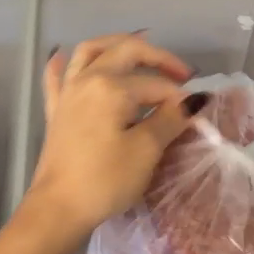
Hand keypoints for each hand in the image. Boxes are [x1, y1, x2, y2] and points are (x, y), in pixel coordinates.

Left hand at [17, 34, 202, 252]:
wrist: (58, 208)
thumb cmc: (105, 180)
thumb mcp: (145, 151)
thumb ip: (169, 120)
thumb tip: (193, 100)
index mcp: (112, 87)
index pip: (155, 85)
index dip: (179, 98)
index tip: (198, 114)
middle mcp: (87, 78)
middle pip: (125, 51)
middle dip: (156, 57)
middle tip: (180, 72)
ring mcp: (68, 92)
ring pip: (89, 51)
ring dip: (115, 45)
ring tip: (137, 50)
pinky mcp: (56, 110)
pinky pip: (56, 76)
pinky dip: (61, 62)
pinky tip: (62, 55)